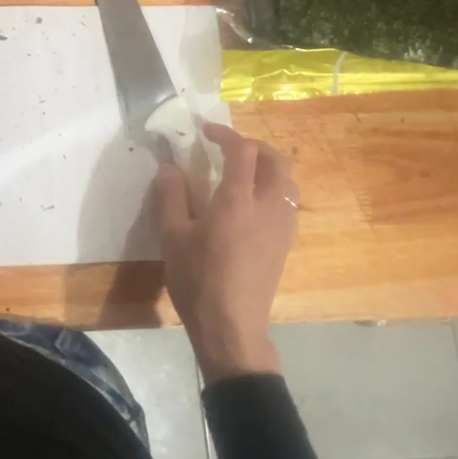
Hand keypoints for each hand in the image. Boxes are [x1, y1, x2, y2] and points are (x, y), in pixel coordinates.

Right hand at [154, 122, 298, 383]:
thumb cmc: (197, 280)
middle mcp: (268, 207)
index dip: (226, 134)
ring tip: (242, 172)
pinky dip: (273, 188)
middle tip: (228, 148)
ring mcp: (282, 226)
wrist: (232, 325)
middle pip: (276, 160)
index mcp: (238, 201)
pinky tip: (250, 202)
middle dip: (253, 146)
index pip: (242, 151)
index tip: (206, 132)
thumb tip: (169, 167)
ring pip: (287, 181)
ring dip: (268, 166)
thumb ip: (171, 196)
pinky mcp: (286, 243)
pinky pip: (288, 201)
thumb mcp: (172, 236)